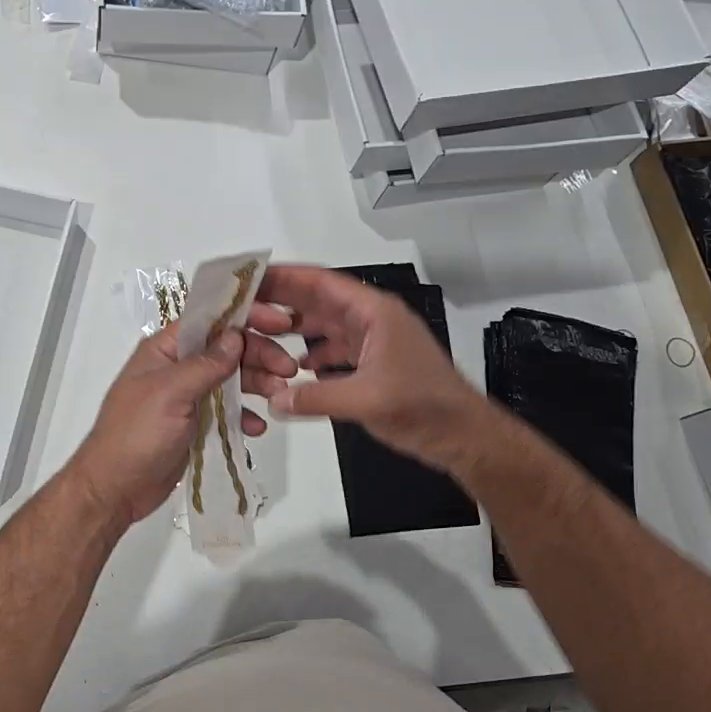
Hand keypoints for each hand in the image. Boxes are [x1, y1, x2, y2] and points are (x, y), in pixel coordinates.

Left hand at [62, 316, 297, 526]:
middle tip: (289, 369)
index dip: (246, 315)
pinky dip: (245, 415)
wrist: (114, 489)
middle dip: (259, 354)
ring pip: (231, 379)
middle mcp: (178, 367)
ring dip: (258, 383)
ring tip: (281, 394)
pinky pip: (227, 411)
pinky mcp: (195, 423)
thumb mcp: (170, 394)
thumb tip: (236, 335)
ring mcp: (187, 396)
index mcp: (165, 349)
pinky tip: (257, 427)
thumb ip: (205, 365)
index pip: (211, 319)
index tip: (281, 322)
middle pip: (227, 349)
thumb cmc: (136, 434)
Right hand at [249, 265, 491, 474]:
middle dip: (285, 301)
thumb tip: (274, 400)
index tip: (253, 276)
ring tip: (261, 336)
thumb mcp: (365, 401)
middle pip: (322, 301)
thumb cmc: (423, 408)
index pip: (323, 282)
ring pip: (328, 325)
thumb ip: (315, 398)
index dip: (286, 277)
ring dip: (298, 330)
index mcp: (375, 313)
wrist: (465, 435)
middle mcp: (374, 319)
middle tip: (245, 305)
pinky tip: (296, 370)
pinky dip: (316, 355)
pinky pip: (338, 349)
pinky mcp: (377, 363)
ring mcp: (377, 341)